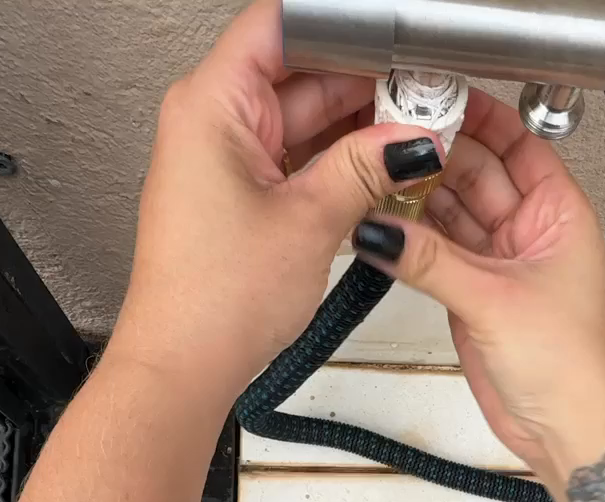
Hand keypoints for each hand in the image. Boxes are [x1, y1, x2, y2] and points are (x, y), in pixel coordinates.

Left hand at [110, 0, 445, 402]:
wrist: (185, 365)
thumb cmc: (216, 299)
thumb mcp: (309, 221)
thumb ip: (364, 169)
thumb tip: (411, 141)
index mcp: (213, 105)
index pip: (280, 27)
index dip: (343, 30)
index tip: (394, 46)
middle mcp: (212, 125)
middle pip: (297, 76)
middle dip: (362, 87)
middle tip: (419, 106)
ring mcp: (224, 165)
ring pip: (299, 125)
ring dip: (351, 134)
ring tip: (406, 145)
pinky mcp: (237, 202)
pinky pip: (291, 166)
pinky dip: (332, 169)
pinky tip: (373, 178)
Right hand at [348, 88, 604, 475]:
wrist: (561, 427)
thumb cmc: (567, 364)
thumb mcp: (495, 299)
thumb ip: (431, 261)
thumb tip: (379, 229)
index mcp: (558, 215)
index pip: (517, 145)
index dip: (478, 119)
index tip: (432, 98)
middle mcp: (528, 234)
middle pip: (477, 176)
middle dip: (435, 158)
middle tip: (385, 141)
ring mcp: (498, 266)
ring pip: (452, 217)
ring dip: (418, 202)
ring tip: (374, 180)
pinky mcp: (473, 298)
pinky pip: (438, 257)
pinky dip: (412, 244)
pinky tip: (383, 227)